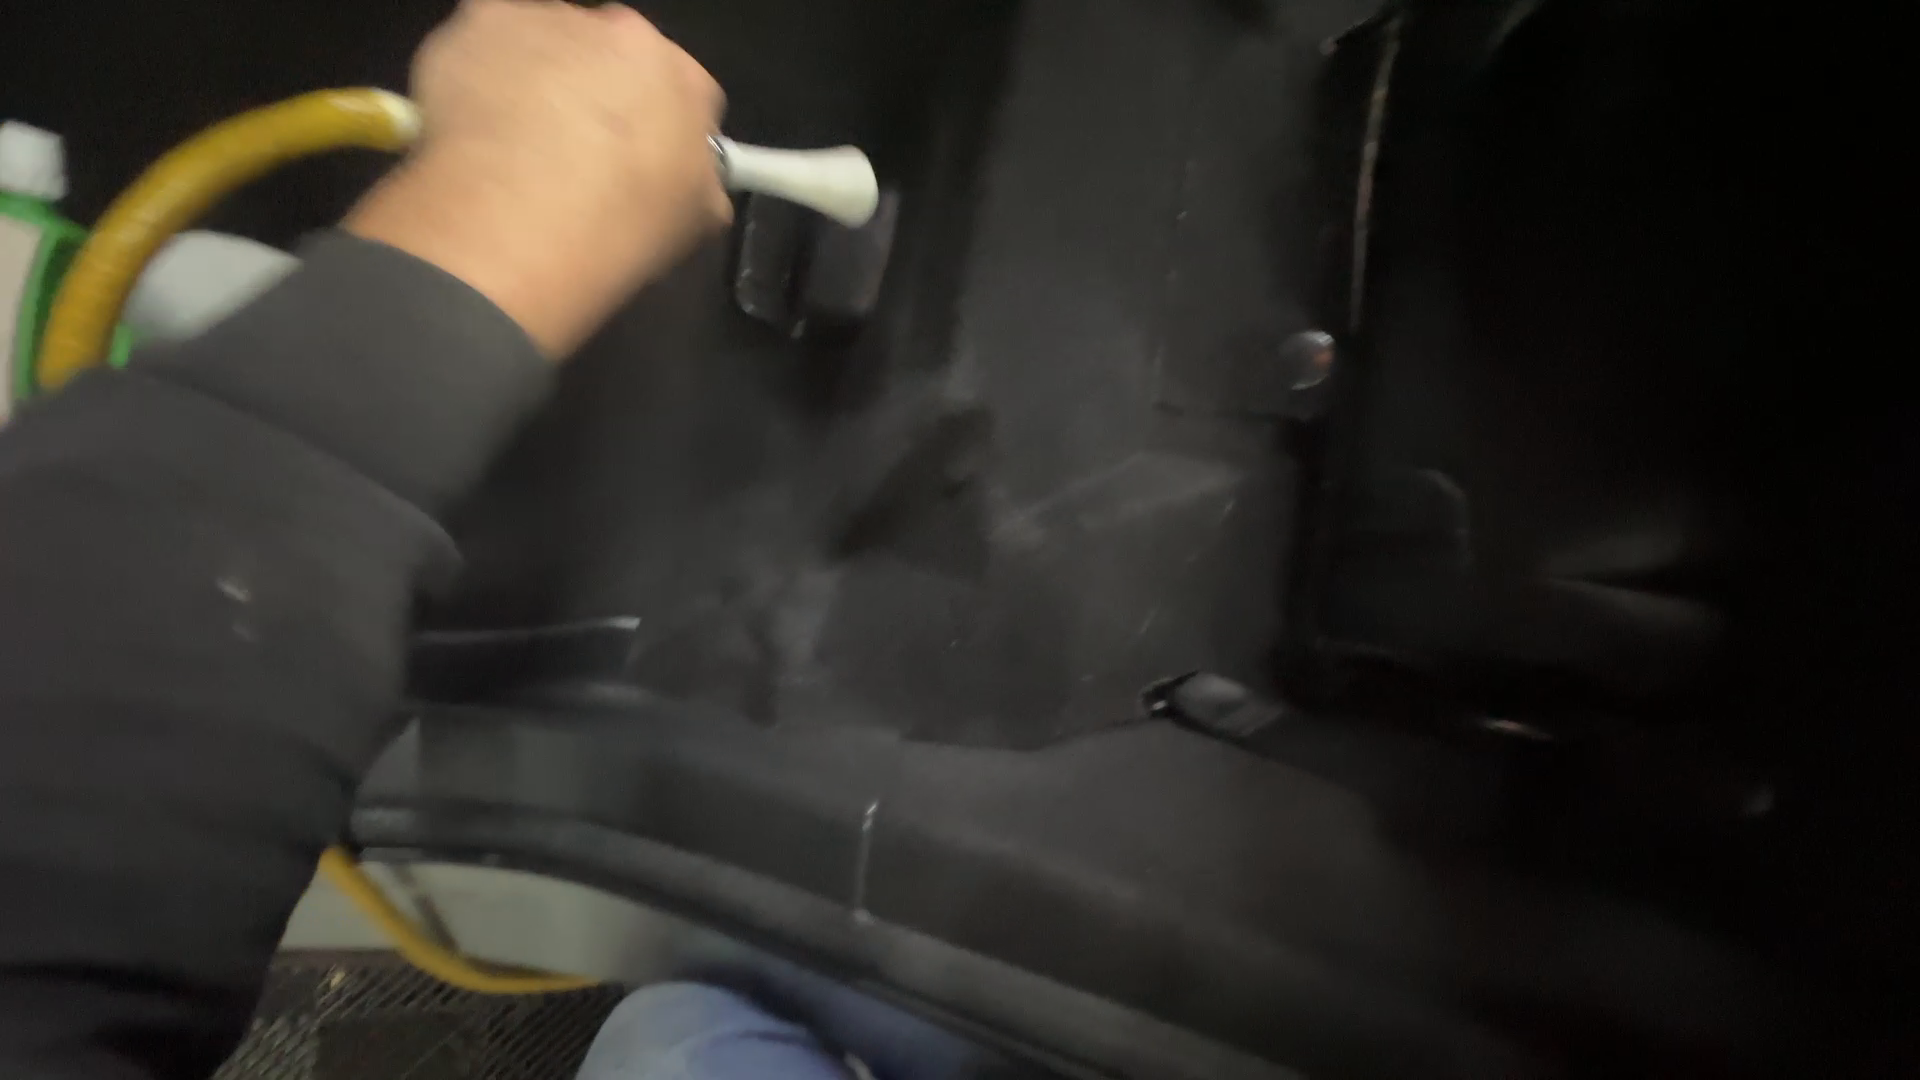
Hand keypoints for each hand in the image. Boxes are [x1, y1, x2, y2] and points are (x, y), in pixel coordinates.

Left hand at [345, 0, 730, 356]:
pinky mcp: (474, 24)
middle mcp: (617, 30)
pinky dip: (495, 81)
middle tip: (597, 161)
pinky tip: (495, 136)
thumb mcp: (698, 218)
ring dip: (553, 88)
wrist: (522, 219)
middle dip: (613, 99)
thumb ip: (701, 179)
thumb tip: (688, 177)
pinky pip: (494, 49)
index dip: (675, 131)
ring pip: (556, 50)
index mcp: (680, 75)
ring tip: (536, 154)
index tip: (658, 165)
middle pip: (622, 60)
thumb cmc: (626, 224)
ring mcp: (544, 20)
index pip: (691, 91)